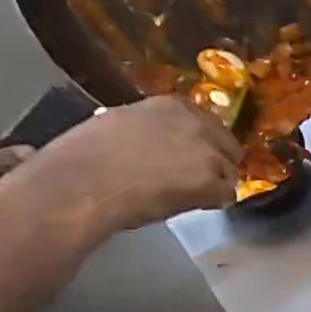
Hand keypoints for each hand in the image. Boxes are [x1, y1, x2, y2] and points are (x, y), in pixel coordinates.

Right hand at [0, 96, 243, 239]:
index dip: (204, 144)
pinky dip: (214, 204)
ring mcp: (206, 153)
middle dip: (217, 164)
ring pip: (229, 173)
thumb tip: (158, 140)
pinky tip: (193, 206)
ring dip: (215, 185)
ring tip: (190, 195)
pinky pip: (227, 196)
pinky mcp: (209, 182)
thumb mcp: (120, 122)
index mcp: (172, 105)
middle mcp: (195, 124)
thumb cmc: (87, 156)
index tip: (194, 157)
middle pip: (228, 147)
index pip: (208, 124)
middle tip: (200, 180)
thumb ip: (152, 128)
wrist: (81, 184)